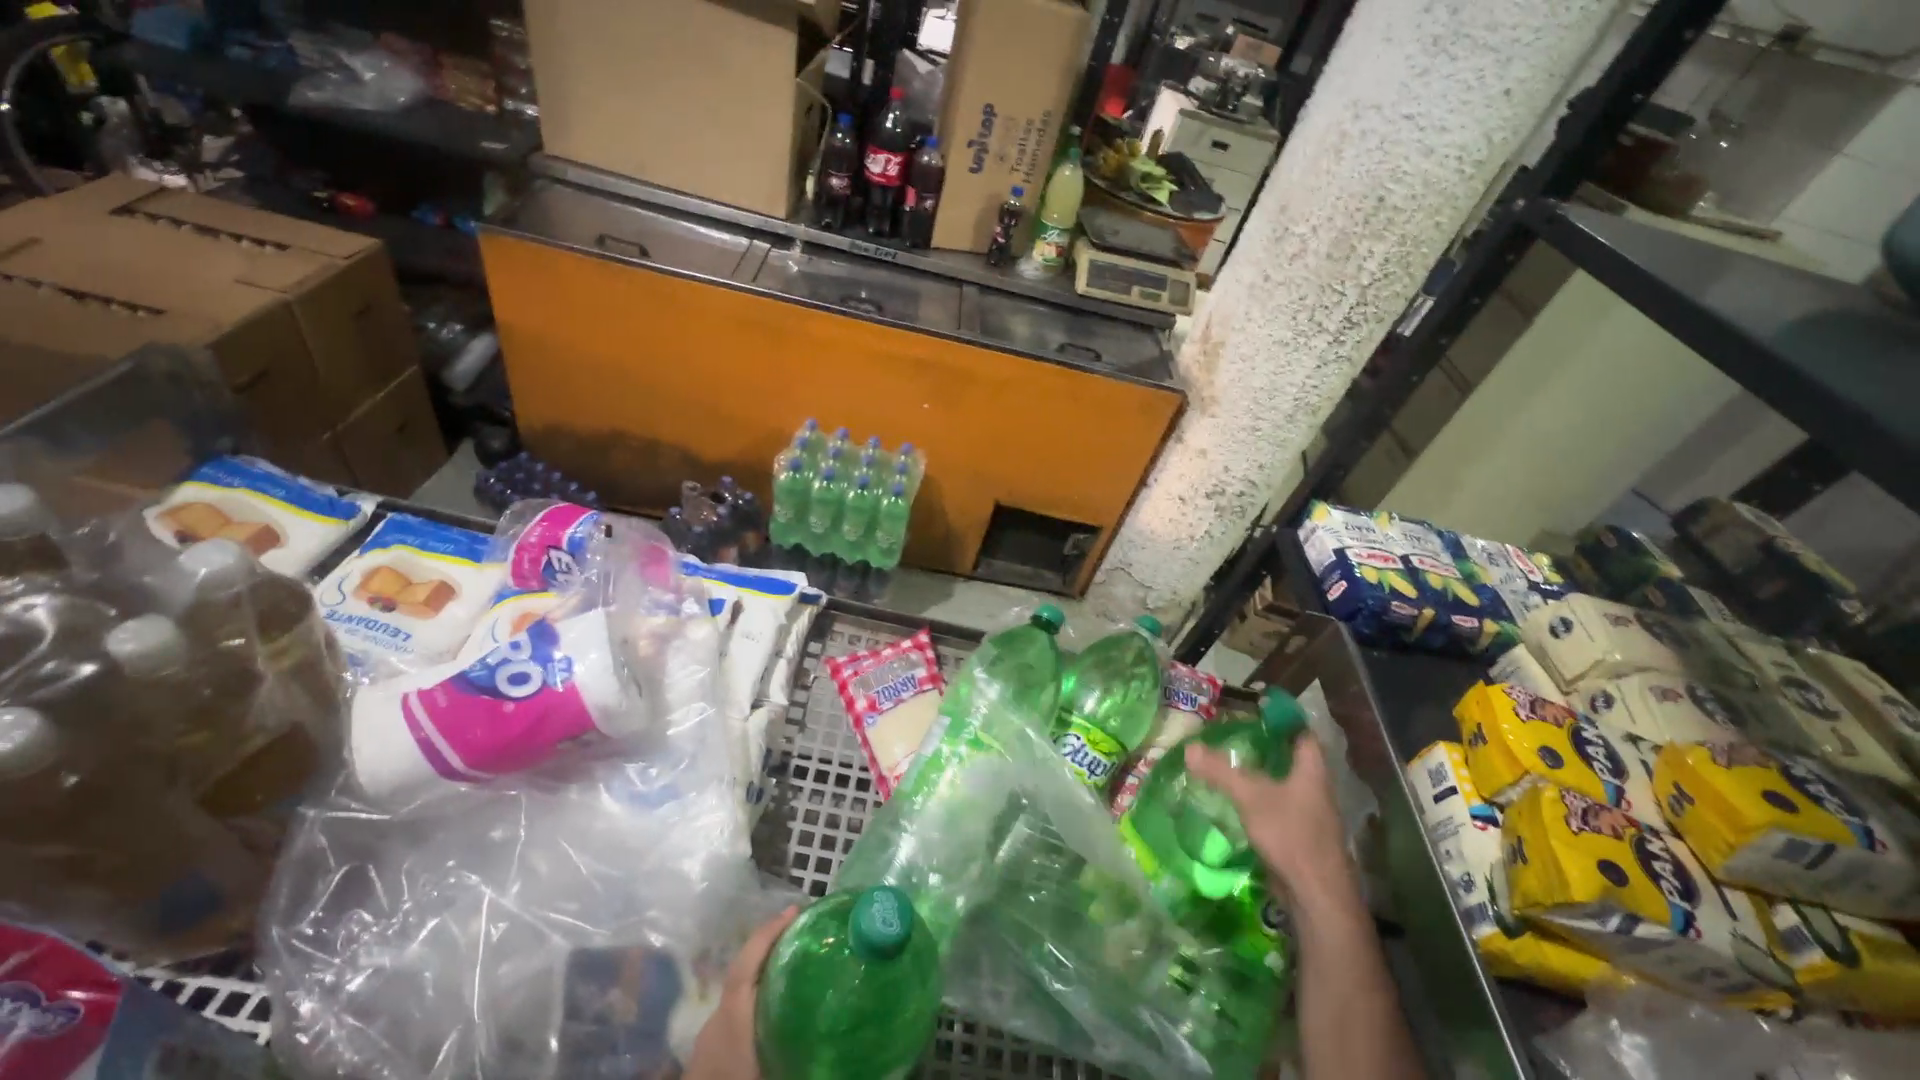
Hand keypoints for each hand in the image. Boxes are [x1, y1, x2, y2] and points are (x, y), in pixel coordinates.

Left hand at [684, 905, 798, 1079]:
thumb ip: (797, 1045)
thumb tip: (834, 1033)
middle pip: (743, 969)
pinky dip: (756, 997)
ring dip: (764, 973)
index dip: (768, 934)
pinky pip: (736, 1010)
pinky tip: (775, 1008)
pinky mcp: (710, 1048)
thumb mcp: (771, 1069)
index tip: (794, 911)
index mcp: (734, 1015)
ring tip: (797, 968)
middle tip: (804, 934)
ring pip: (739, 991)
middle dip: (771, 946)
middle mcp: (719, 1016)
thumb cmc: (733, 1079)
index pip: (747, 963)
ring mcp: (711, 1030)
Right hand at [1184, 735, 1356, 908]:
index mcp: (1312, 770)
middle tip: (1232, 737)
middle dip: (1264, 748)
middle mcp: (1315, 788)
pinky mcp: (1300, 836)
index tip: (1254, 711)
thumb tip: (1189, 747)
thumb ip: (1220, 771)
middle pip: (1291, 759)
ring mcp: (1310, 813)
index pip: (1301, 733)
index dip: (1281, 719)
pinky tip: (1236, 802)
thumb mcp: (1250, 797)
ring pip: (1284, 785)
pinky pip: (1278, 808)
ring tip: (1228, 766)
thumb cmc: (1290, 833)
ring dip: (1260, 776)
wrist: (1316, 892)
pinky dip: (1259, 801)